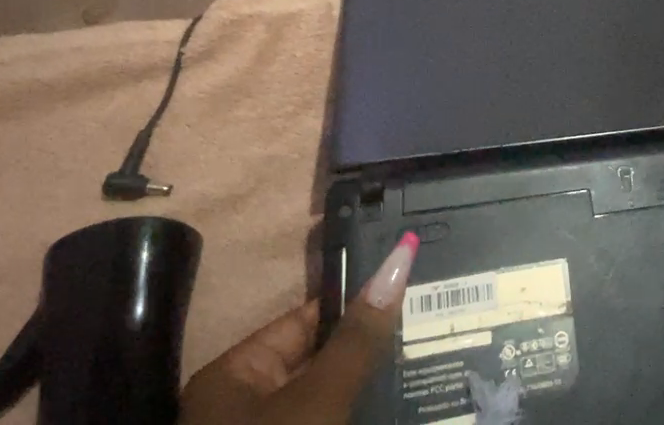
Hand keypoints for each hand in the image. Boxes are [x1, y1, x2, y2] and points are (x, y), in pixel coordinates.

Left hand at [179, 232, 417, 424]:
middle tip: (432, 330)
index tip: (413, 289)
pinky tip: (401, 404)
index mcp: (231, 376)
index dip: (357, 303)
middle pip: (319, 363)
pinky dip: (359, 412)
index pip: (306, 320)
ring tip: (427, 364)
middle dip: (369, 351)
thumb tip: (401, 254)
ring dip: (368, 390)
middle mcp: (241, 409)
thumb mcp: (318, 399)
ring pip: (327, 401)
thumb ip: (359, 334)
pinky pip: (329, 420)